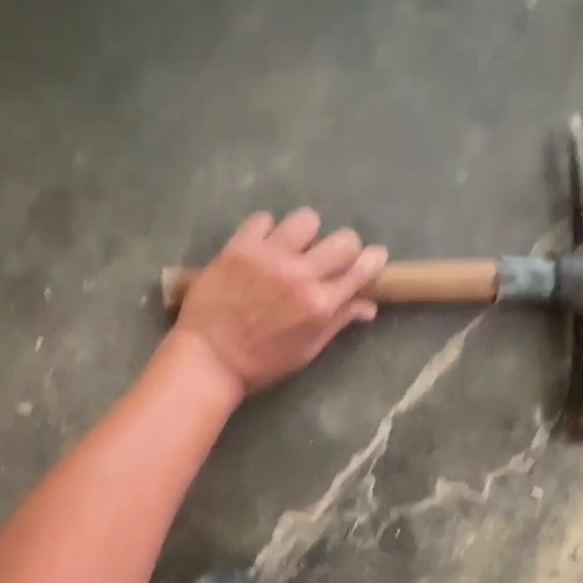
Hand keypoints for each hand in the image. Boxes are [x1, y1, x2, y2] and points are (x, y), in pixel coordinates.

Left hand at [173, 208, 388, 392]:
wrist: (209, 358)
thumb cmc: (261, 363)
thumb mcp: (306, 350)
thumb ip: (338, 322)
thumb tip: (369, 306)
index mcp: (321, 305)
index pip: (361, 268)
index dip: (372, 259)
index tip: (373, 257)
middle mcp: (301, 275)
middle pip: (343, 239)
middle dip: (343, 246)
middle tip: (327, 258)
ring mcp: (270, 257)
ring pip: (306, 219)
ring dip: (304, 233)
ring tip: (292, 248)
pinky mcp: (241, 246)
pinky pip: (264, 219)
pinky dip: (266, 231)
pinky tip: (261, 248)